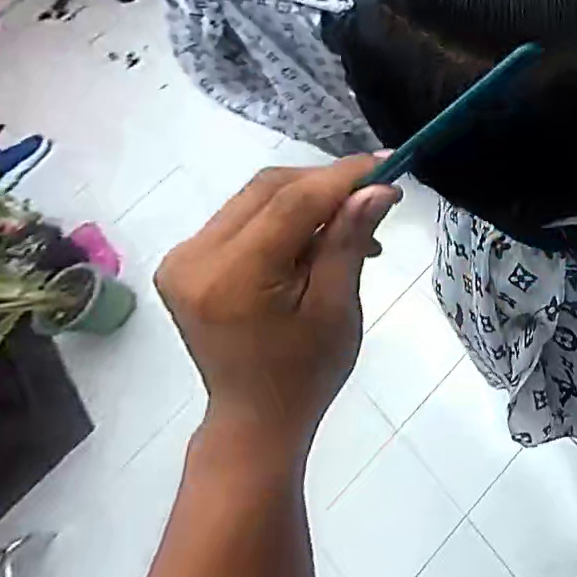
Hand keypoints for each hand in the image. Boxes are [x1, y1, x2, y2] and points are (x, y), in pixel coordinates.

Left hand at [155, 156, 398, 458]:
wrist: (258, 413)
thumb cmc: (309, 369)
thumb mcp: (338, 306)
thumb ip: (348, 241)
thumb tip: (377, 190)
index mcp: (232, 276)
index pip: (292, 202)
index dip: (344, 176)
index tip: (390, 163)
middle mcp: (195, 257)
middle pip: (268, 190)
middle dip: (329, 182)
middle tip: (381, 190)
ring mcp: (185, 258)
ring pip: (257, 199)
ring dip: (312, 198)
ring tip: (359, 222)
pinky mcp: (191, 262)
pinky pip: (247, 219)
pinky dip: (291, 217)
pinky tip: (324, 238)